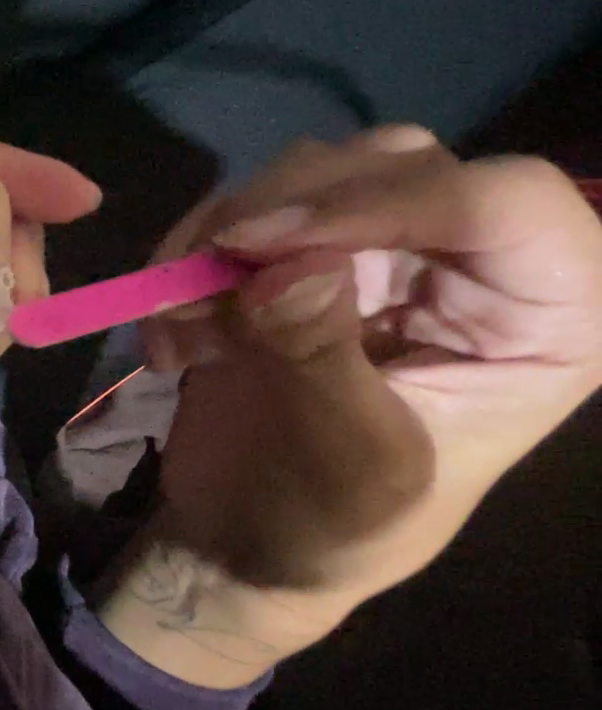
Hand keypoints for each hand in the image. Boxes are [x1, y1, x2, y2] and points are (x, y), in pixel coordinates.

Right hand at [114, 128, 601, 681]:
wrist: (241, 545)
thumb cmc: (327, 525)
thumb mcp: (347, 459)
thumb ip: (322, 357)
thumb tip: (281, 267)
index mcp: (541, 314)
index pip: (494, 201)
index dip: (379, 201)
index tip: (251, 244)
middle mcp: (464, 266)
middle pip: (389, 164)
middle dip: (277, 213)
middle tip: (190, 276)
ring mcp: (367, 261)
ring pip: (300, 180)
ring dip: (213, 241)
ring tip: (170, 324)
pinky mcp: (281, 273)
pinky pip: (230, 226)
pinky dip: (180, 268)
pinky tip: (167, 342)